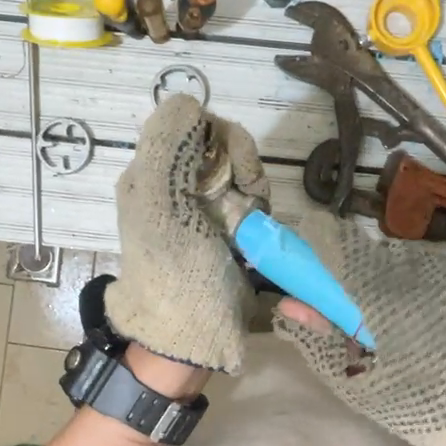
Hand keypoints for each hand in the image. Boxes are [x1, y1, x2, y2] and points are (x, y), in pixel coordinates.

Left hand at [105, 95, 267, 373]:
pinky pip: (273, 244)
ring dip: (265, 224)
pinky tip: (291, 297)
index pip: (208, 131)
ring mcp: (217, 229)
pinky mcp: (241, 258)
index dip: (229, 145)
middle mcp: (187, 197)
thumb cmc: (169, 271)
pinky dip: (286, 276)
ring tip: (253, 256)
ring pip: (258, 198)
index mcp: (162, 179)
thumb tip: (189, 103)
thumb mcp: (154, 199)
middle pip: (239, 163)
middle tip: (243, 222)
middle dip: (251, 187)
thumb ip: (166, 142)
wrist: (185, 341)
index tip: (235, 176)